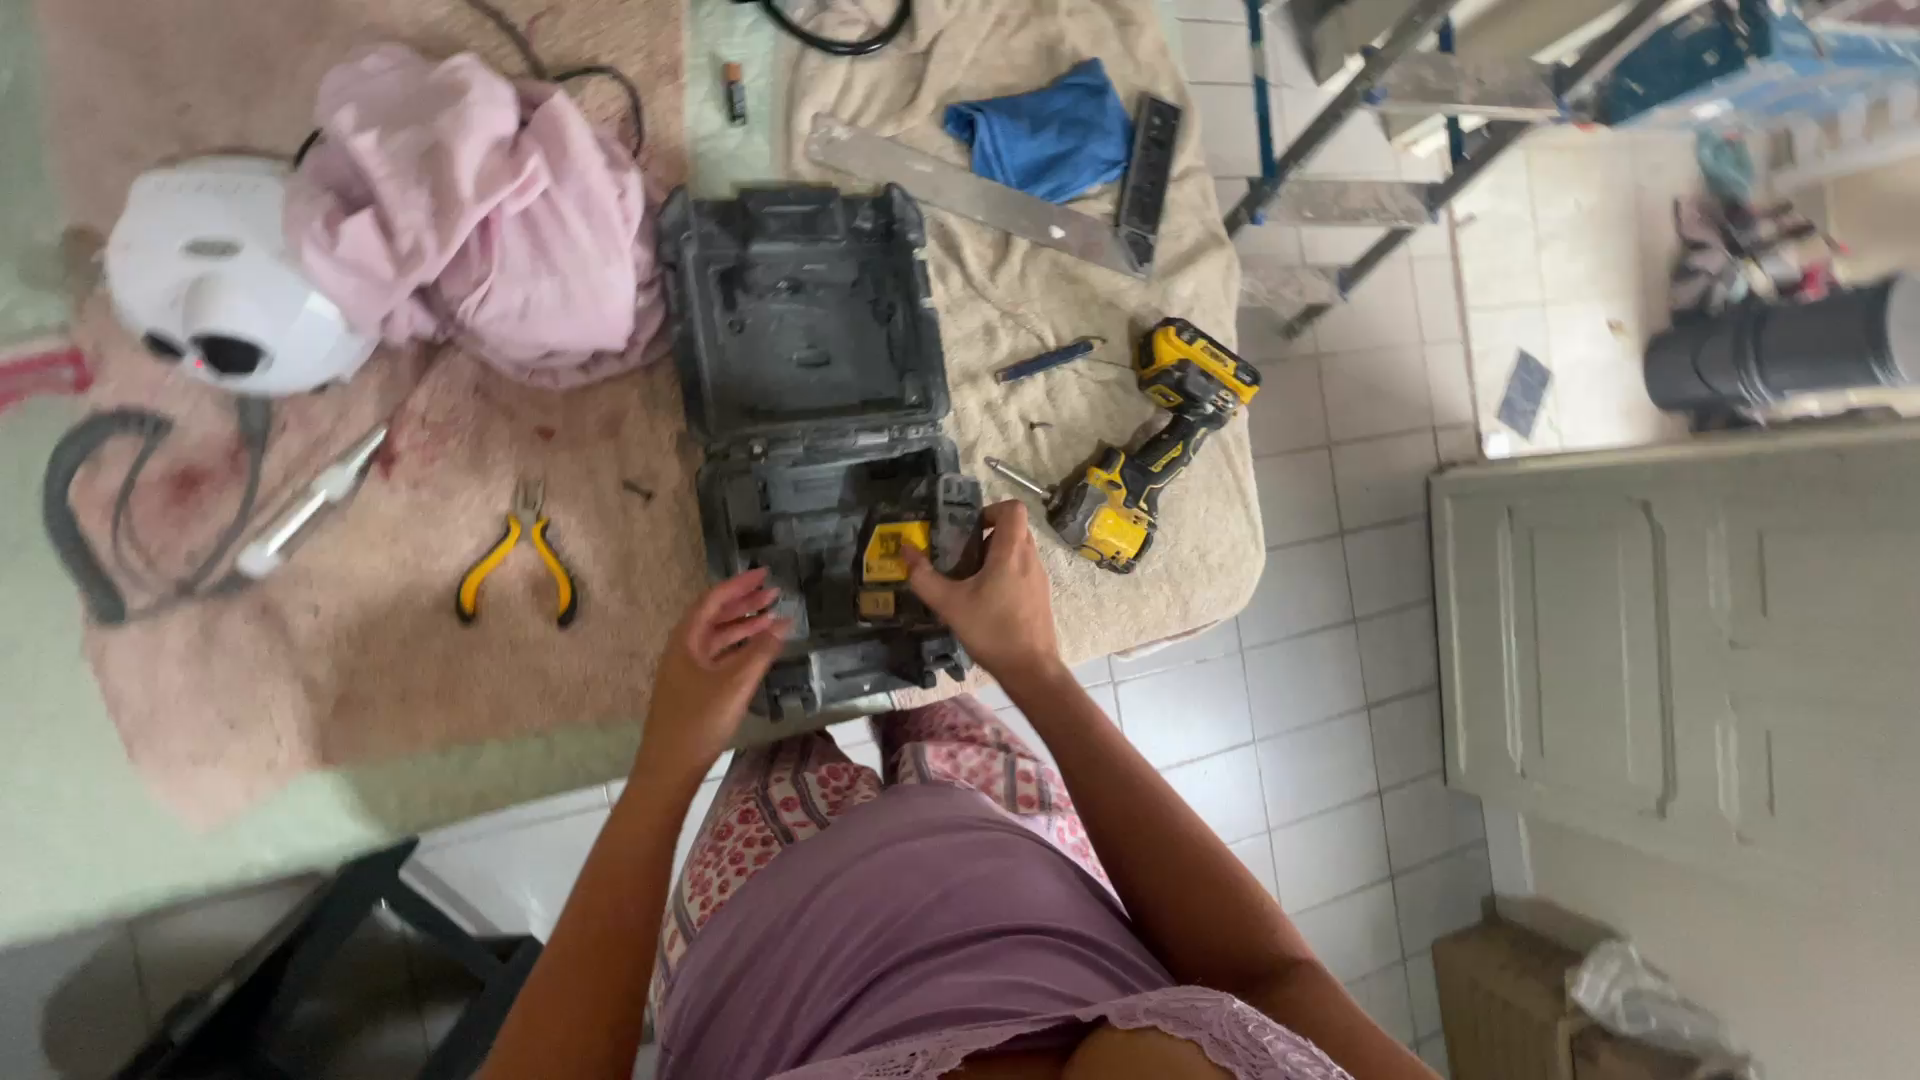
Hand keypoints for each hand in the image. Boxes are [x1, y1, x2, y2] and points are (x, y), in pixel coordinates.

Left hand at [636, 568, 790, 781]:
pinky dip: (739, 648)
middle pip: (715, 616)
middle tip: (774, 593)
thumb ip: (761, 651)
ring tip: (773, 619)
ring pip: (717, 638)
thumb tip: (785, 622)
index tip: (764, 574)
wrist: (669, 768)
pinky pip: (719, 656)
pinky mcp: (693, 688)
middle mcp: (683, 650)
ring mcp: (686, 670)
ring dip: (744, 626)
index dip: (739, 585)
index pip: (713, 601)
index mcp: (685, 641)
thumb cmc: (699, 721)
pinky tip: (758, 651)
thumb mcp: (735, 683)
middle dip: (744, 603)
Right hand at [902, 499, 1063, 683]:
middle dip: (988, 535)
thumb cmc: (991, 631)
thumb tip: (905, 550)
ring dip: (996, 556)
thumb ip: (924, 577)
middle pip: (1014, 528)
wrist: (1031, 669)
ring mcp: (1039, 577)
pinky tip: (987, 600)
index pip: (1013, 508)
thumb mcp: (949, 604)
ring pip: (1019, 550)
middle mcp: (1031, 558)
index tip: (969, 528)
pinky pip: (1024, 570)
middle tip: (963, 555)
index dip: (991, 510)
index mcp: (1012, 551)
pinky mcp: (1041, 595)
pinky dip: (1006, 573)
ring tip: (971, 580)